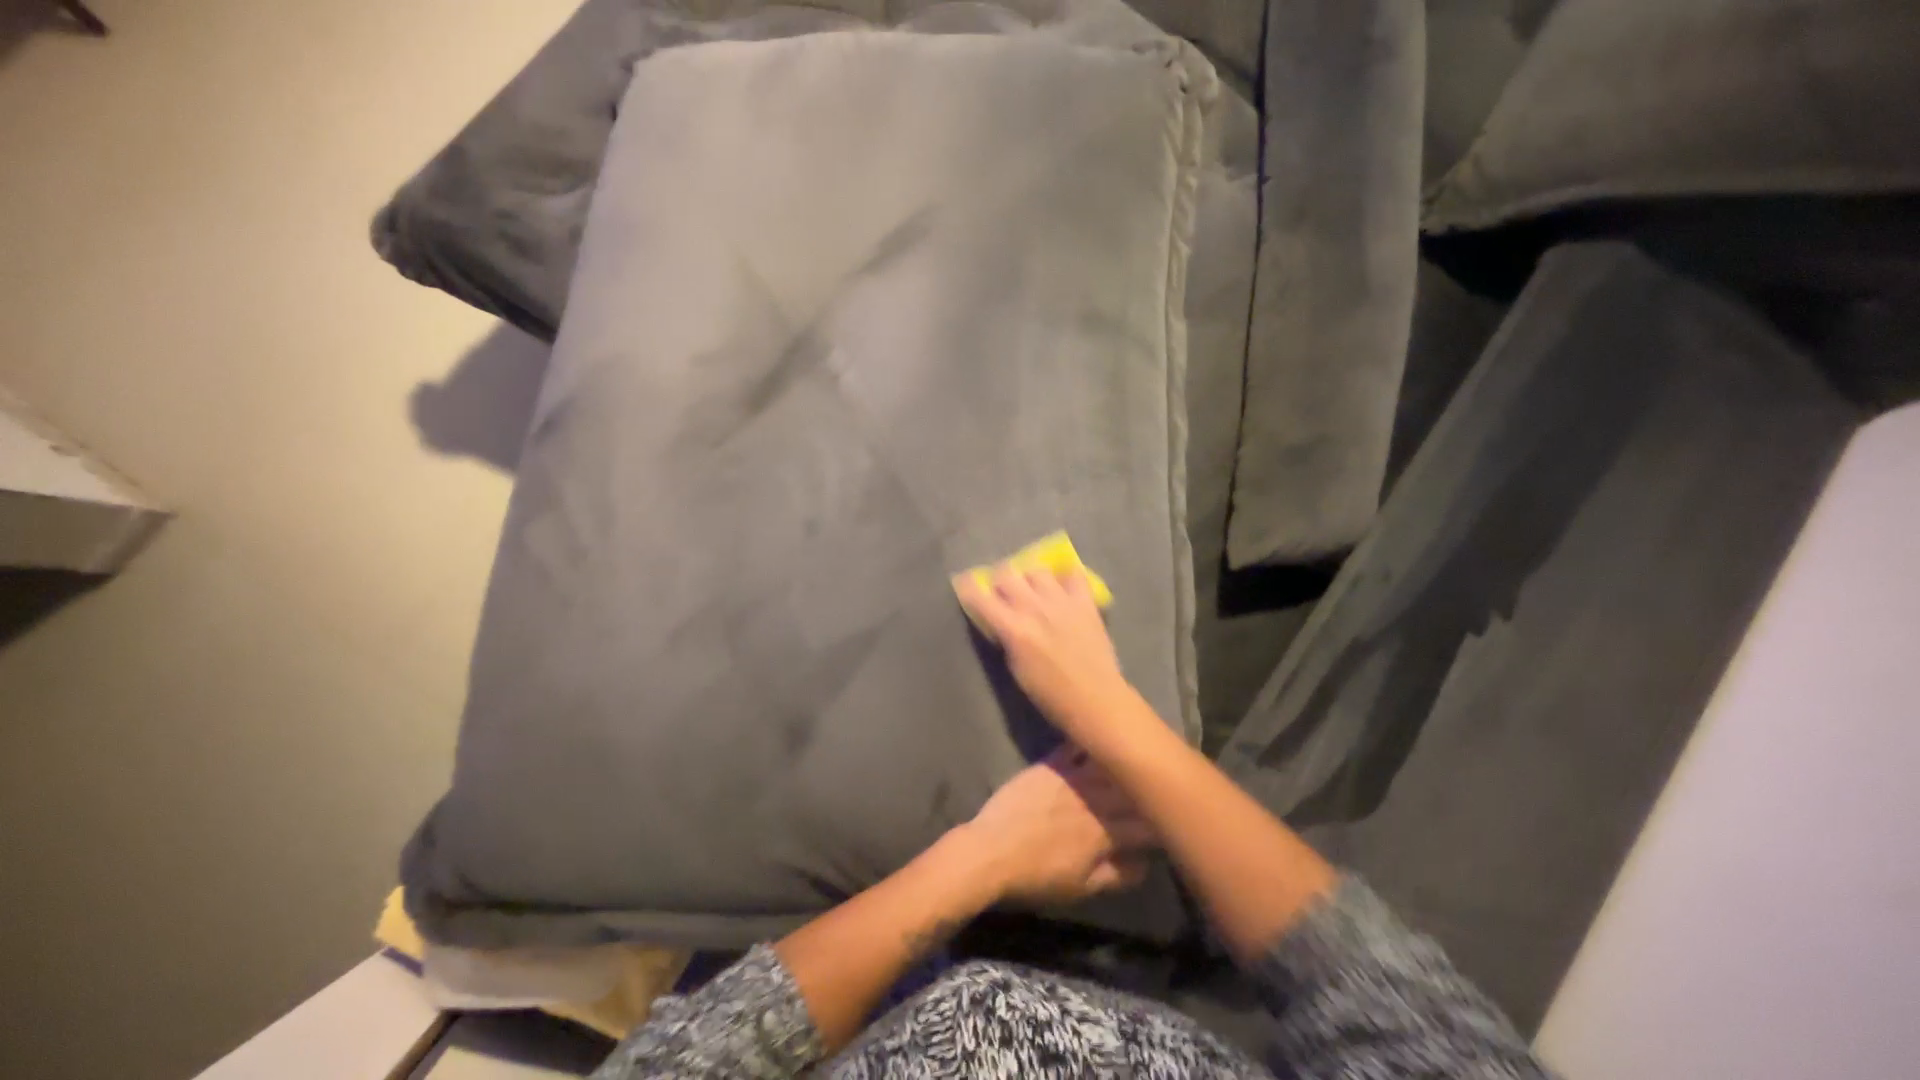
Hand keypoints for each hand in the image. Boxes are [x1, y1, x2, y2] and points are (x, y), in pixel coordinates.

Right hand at [956, 565, 1133, 741]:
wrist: (1095, 699)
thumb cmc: (1050, 695)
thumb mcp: (1016, 669)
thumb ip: (1006, 638)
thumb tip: (1000, 621)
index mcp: (1014, 628)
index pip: (980, 596)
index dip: (969, 588)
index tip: (966, 585)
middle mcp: (1034, 607)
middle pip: (1007, 574)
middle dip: (999, 580)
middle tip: (1002, 592)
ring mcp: (1062, 600)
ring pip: (1037, 570)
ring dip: (1030, 578)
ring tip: (1033, 589)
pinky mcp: (1086, 601)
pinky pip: (1073, 574)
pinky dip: (1065, 577)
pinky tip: (1063, 587)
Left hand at [960, 748, 1152, 905]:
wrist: (990, 851)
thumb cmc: (1037, 876)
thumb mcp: (1082, 888)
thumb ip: (1118, 875)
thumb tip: (1146, 863)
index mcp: (1109, 832)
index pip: (1150, 824)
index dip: (1167, 822)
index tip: (1176, 821)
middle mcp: (1098, 799)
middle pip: (1135, 790)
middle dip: (1153, 789)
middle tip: (1165, 786)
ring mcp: (1074, 777)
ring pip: (1111, 764)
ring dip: (1128, 761)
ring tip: (1141, 757)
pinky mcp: (1051, 764)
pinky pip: (1076, 745)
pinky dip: (1091, 740)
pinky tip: (1100, 733)